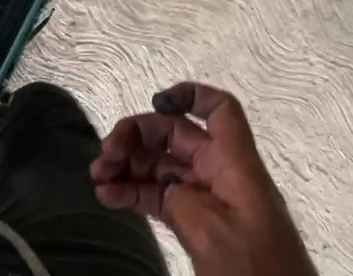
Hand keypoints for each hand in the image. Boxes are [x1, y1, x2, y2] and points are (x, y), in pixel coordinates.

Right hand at [90, 83, 315, 275]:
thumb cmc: (256, 274)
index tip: (155, 103)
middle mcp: (220, 173)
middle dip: (136, 136)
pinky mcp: (196, 223)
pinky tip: (107, 197)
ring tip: (97, 177)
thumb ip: (181, 200)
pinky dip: (133, 192)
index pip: (220, 110)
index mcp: (235, 165)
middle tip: (104, 156)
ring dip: (127, 165)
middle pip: (175, 133)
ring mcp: (206, 198)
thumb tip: (162, 185)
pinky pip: (159, 194)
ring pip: (161, 164)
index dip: (189, 95)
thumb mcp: (213, 236)